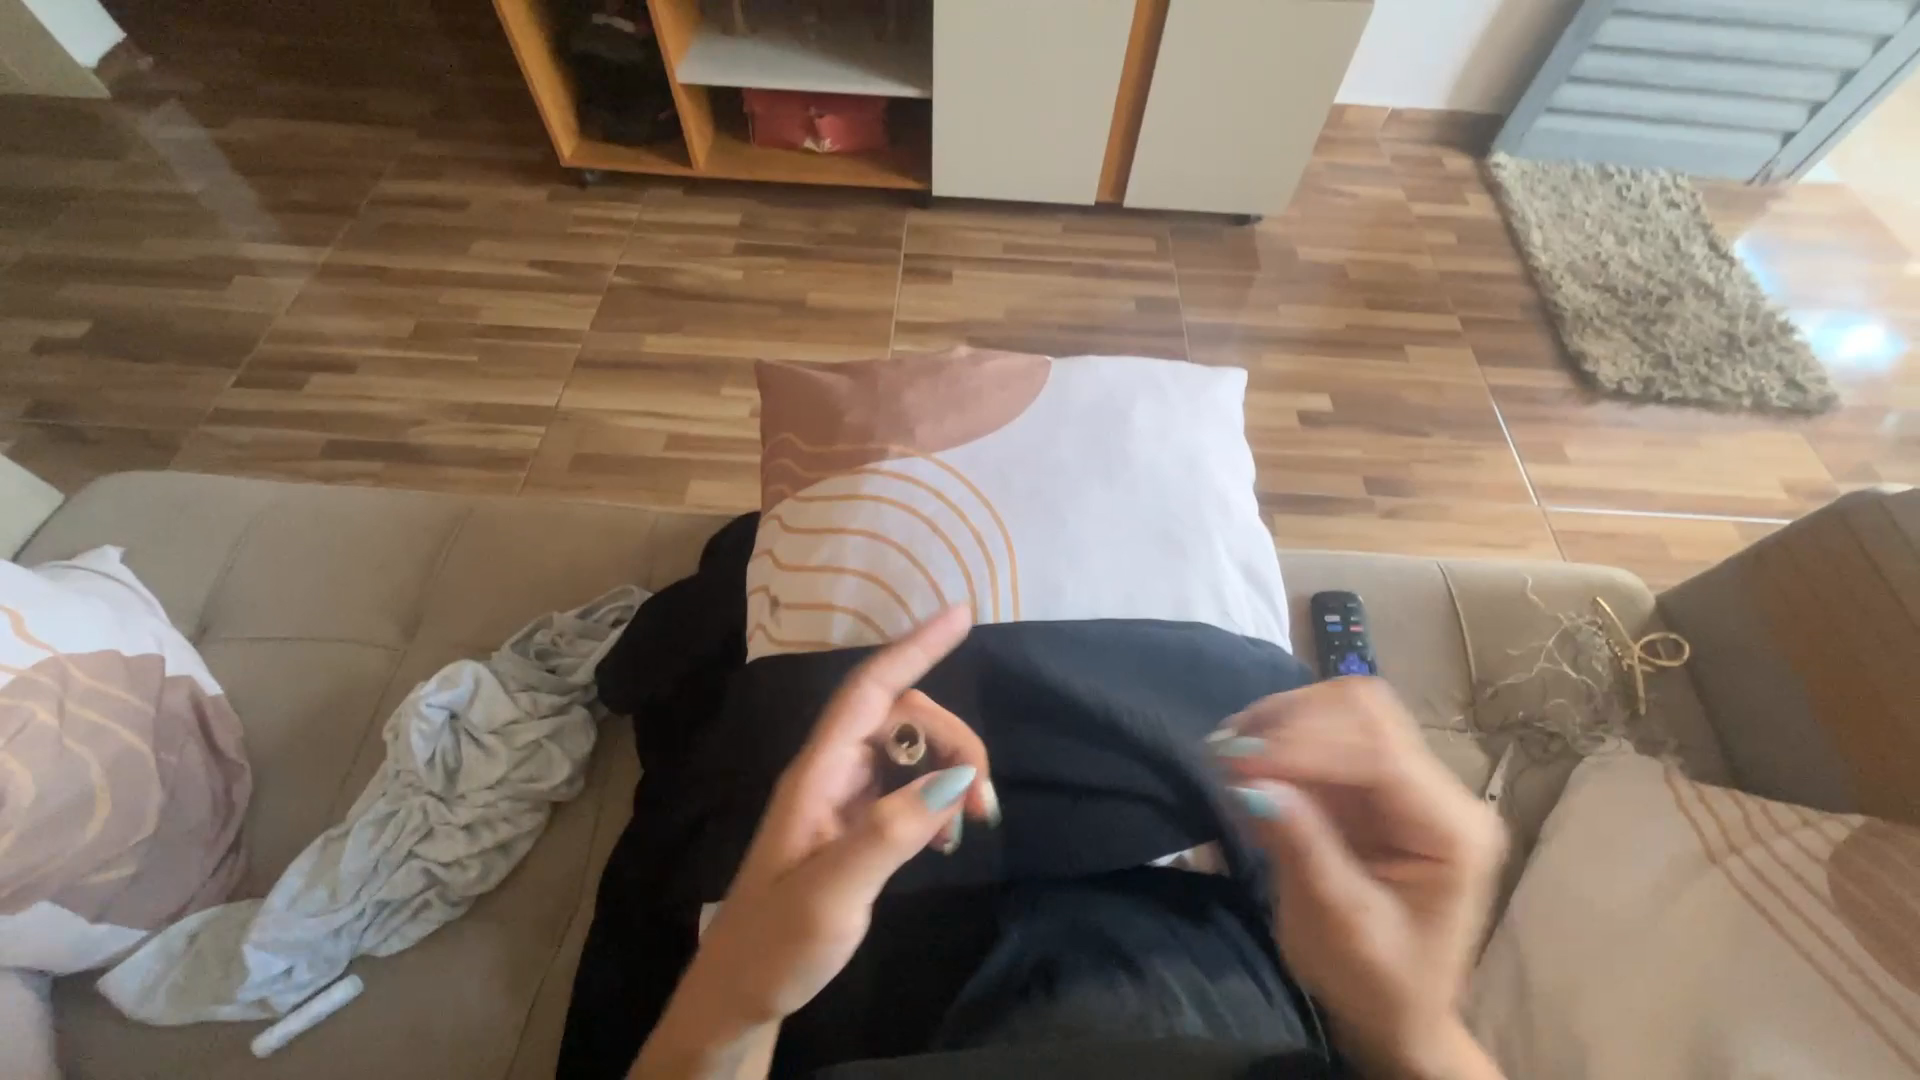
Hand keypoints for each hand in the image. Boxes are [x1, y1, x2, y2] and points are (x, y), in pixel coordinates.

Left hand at [637, 607, 994, 1078]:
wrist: (742, 990)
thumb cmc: (776, 942)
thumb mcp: (831, 893)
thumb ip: (890, 832)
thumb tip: (955, 780)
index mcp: (819, 772)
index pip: (871, 690)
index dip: (915, 648)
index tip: (961, 615)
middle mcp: (834, 771)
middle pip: (905, 720)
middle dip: (953, 744)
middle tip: (985, 803)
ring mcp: (846, 796)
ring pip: (912, 752)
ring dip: (949, 773)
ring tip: (970, 823)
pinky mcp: (858, 822)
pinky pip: (910, 787)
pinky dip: (937, 800)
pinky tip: (945, 837)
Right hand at [1212, 678, 1506, 1079]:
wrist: (1396, 1010)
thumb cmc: (1378, 981)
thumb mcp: (1340, 925)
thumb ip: (1303, 848)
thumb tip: (1251, 782)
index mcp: (1451, 830)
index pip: (1377, 752)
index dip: (1303, 744)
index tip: (1235, 761)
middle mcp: (1436, 789)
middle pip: (1364, 710)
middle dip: (1289, 721)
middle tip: (1226, 749)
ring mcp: (1403, 779)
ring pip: (1341, 709)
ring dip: (1280, 720)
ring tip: (1228, 748)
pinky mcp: (1368, 781)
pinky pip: (1322, 731)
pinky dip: (1278, 735)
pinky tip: (1244, 756)